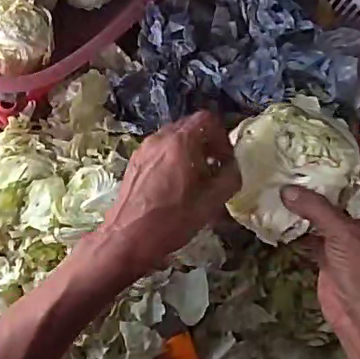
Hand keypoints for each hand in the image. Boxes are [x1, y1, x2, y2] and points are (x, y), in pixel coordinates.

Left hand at [86, 110, 239, 281]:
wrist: (126, 238)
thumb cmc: (171, 220)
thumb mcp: (210, 203)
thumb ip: (229, 179)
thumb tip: (233, 168)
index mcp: (180, 142)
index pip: (207, 120)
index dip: (222, 137)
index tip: (225, 160)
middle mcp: (159, 139)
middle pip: (189, 127)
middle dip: (206, 144)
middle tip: (214, 169)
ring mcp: (143, 150)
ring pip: (173, 139)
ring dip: (189, 152)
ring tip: (195, 180)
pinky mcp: (134, 163)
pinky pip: (159, 151)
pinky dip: (172, 159)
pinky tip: (175, 186)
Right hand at [281, 137, 359, 358]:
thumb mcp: (344, 234)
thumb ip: (317, 208)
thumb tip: (288, 189)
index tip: (349, 134)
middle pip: (352, 187)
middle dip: (334, 170)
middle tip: (310, 149)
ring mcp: (348, 237)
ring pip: (331, 208)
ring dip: (314, 194)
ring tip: (292, 171)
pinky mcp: (330, 252)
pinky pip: (314, 228)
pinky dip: (299, 219)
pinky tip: (281, 206)